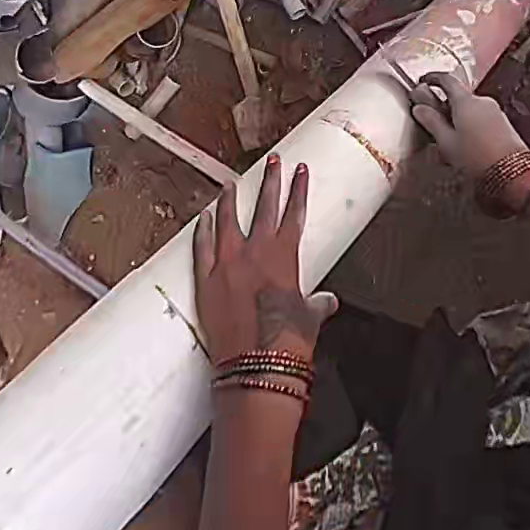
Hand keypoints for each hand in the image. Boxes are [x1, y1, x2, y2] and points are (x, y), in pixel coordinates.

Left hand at [193, 155, 338, 363]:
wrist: (256, 368)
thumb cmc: (287, 344)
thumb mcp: (309, 319)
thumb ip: (316, 304)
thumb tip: (327, 301)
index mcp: (283, 256)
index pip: (294, 213)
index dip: (299, 189)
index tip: (301, 170)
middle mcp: (255, 251)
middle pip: (264, 207)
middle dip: (270, 181)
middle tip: (273, 161)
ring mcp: (227, 262)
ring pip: (228, 220)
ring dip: (231, 199)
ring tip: (231, 182)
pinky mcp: (206, 278)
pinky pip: (203, 246)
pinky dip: (203, 230)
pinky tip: (204, 217)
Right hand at [409, 71, 529, 182]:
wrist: (514, 174)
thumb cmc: (478, 158)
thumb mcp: (446, 141)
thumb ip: (431, 121)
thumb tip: (420, 108)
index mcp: (466, 102)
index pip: (446, 80)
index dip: (432, 78)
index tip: (424, 82)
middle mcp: (482, 102)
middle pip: (458, 97)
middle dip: (444, 107)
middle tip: (432, 123)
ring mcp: (495, 112)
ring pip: (469, 110)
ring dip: (457, 119)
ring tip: (449, 142)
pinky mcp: (503, 124)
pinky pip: (480, 119)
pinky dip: (469, 126)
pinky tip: (465, 146)